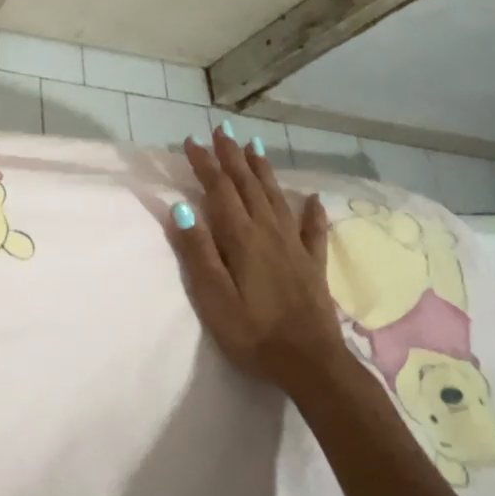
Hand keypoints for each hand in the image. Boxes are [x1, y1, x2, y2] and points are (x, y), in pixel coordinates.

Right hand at [166, 128, 346, 391]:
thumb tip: (181, 207)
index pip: (219, 191)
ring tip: (255, 147)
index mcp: (242, 238)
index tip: (192, 141)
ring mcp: (295, 247)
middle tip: (223, 131)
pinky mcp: (313, 266)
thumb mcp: (213, 296)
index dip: (205, 164)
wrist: (311, 364)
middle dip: (233, 157)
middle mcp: (270, 233)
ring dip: (264, 171)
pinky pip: (313, 230)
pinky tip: (313, 198)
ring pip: (277, 198)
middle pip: (249, 186)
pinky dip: (312, 211)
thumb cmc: (253, 333)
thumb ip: (198, 251)